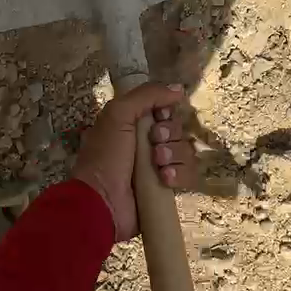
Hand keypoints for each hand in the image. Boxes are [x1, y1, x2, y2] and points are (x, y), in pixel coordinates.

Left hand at [71, 82, 193, 240]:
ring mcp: (158, 166)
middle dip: (169, 134)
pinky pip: (188, 174)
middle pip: (177, 129)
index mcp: (133, 123)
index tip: (159, 116)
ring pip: (185, 151)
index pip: (164, 109)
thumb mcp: (118, 114)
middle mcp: (147, 143)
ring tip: (158, 165)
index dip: (166, 111)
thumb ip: (147, 95)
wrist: (101, 202)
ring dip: (174, 155)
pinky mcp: (166, 189)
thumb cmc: (106, 154)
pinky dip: (180, 174)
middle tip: (155, 144)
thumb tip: (178, 89)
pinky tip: (166, 179)